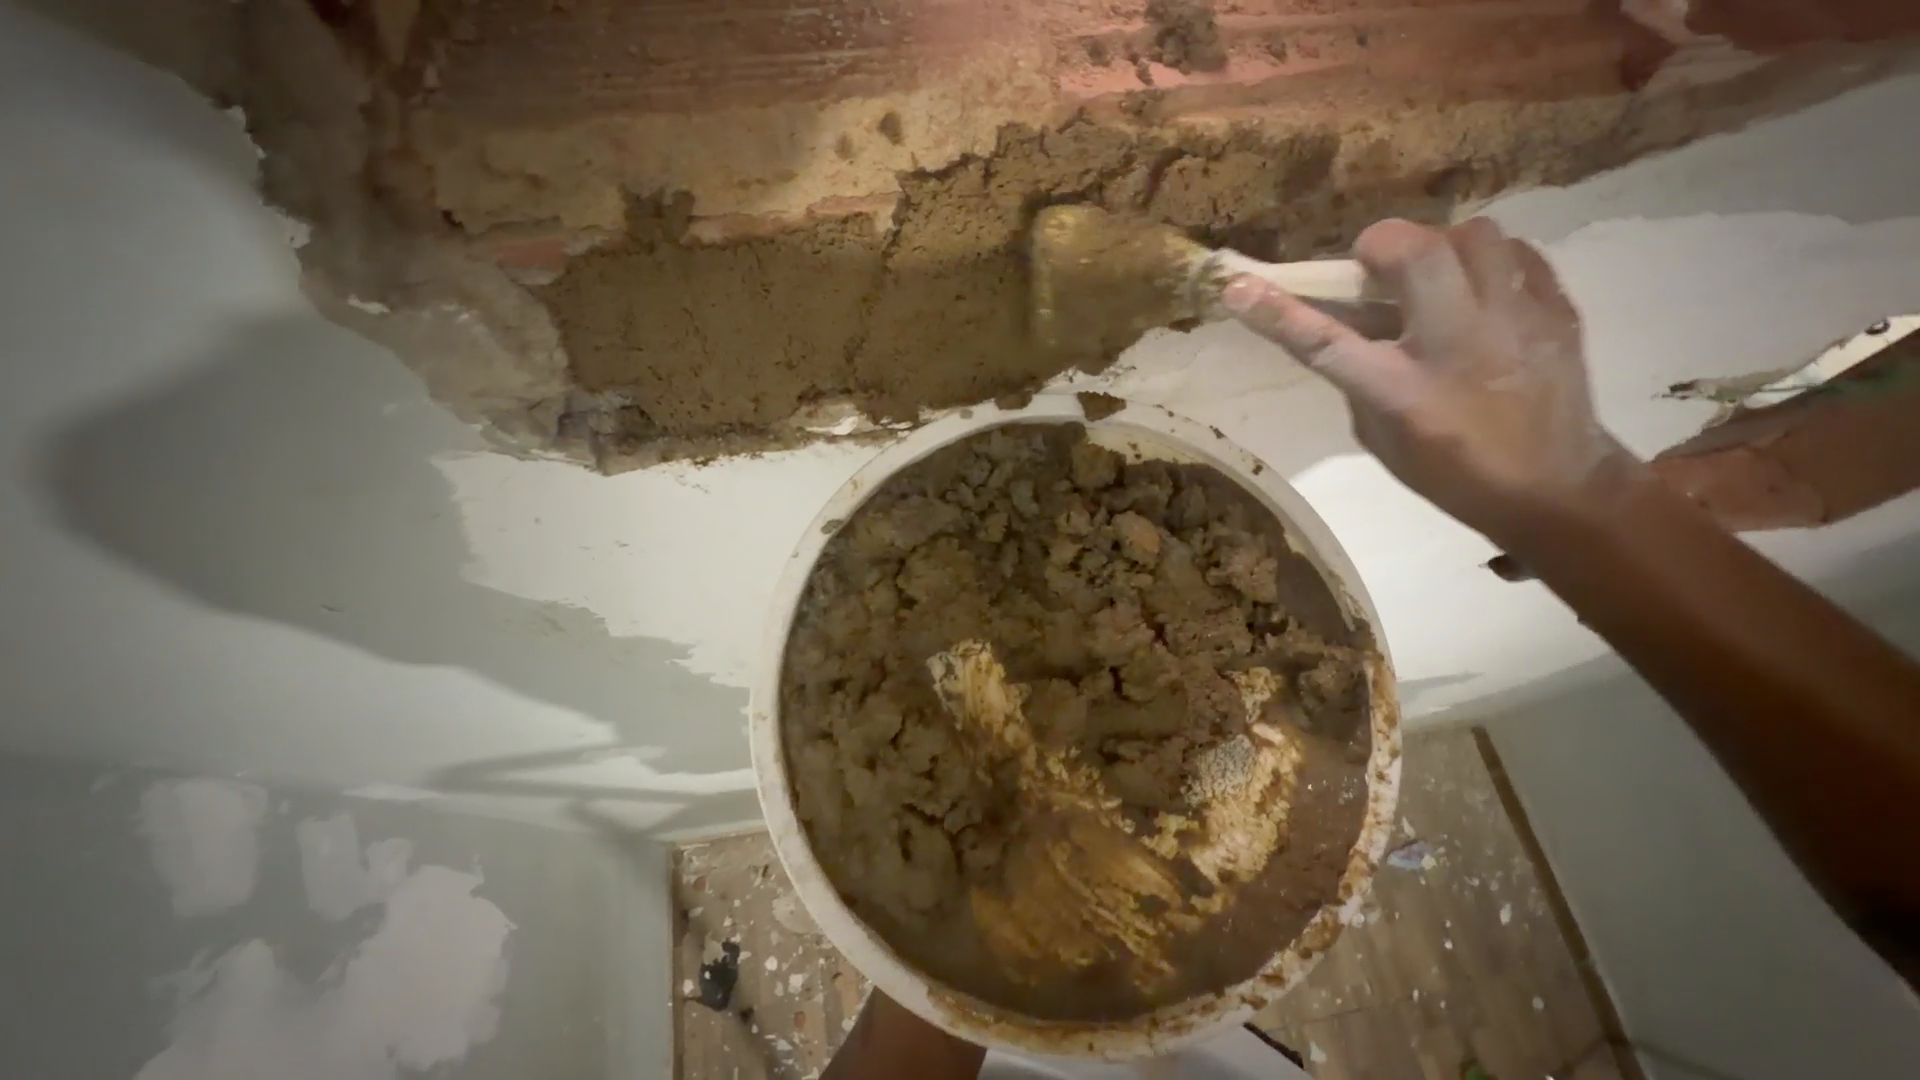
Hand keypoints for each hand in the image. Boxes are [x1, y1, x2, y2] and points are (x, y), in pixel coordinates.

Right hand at [1222, 218, 1636, 544]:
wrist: (1557, 488)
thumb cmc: (1453, 473)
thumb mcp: (1383, 438)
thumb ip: (1359, 380)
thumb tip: (1351, 329)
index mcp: (1402, 391)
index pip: (1325, 341)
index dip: (1277, 311)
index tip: (1237, 289)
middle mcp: (1456, 344)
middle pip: (1413, 252)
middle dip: (1381, 246)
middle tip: (1376, 270)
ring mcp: (1515, 321)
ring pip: (1474, 235)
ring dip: (1441, 247)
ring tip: (1435, 278)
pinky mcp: (1556, 310)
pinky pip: (1518, 253)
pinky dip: (1489, 261)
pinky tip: (1481, 290)